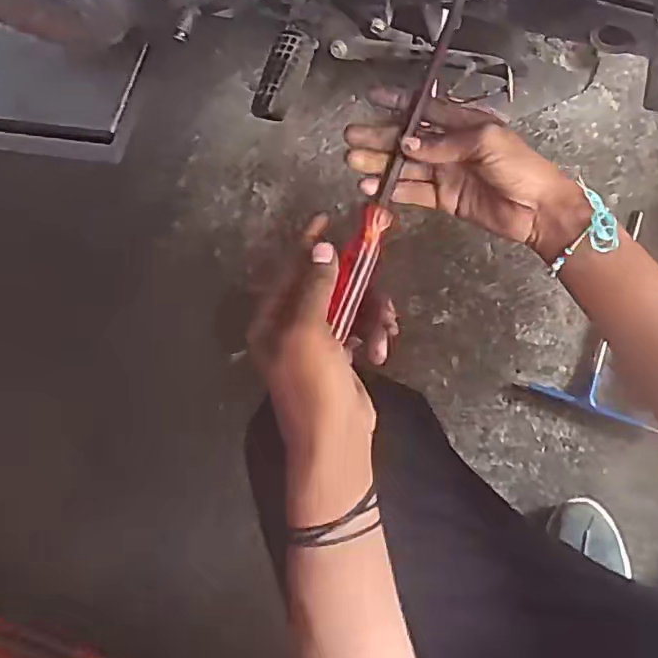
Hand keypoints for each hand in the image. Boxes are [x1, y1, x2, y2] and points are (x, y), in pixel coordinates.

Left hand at [247, 215, 382, 461]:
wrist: (335, 438)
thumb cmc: (313, 383)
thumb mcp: (310, 331)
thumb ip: (316, 287)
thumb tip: (322, 249)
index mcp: (272, 320)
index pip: (289, 270)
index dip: (308, 243)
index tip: (326, 219)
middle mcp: (291, 327)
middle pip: (327, 286)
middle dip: (357, 288)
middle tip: (378, 285)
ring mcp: (317, 342)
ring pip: (350, 307)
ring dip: (371, 315)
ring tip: (384, 331)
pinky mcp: (341, 356)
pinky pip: (360, 328)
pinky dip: (373, 334)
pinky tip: (380, 349)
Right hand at [344, 88, 589, 260]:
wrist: (539, 209)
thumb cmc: (523, 168)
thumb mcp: (487, 142)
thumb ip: (446, 143)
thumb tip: (408, 144)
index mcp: (465, 124)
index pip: (426, 110)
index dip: (399, 104)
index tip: (375, 98)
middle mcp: (452, 146)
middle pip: (408, 139)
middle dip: (380, 137)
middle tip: (353, 136)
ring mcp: (448, 173)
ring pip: (406, 166)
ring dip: (381, 164)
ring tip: (355, 162)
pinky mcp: (446, 198)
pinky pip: (414, 192)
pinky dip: (392, 190)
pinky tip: (373, 186)